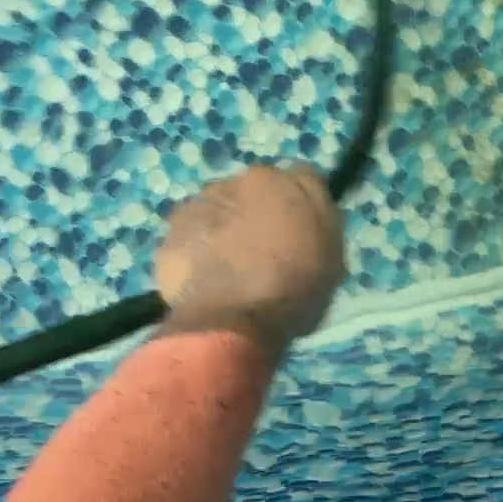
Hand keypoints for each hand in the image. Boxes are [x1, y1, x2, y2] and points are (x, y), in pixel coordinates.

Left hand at [154, 164, 345, 354]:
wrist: (231, 321)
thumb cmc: (292, 295)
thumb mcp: (331, 264)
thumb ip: (321, 230)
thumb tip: (310, 219)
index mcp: (285, 184)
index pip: (302, 181)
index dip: (302, 208)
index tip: (301, 236)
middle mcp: (240, 180)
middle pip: (253, 192)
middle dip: (257, 215)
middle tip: (263, 256)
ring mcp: (199, 203)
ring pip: (217, 211)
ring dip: (225, 231)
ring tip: (229, 272)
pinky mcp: (171, 231)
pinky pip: (190, 236)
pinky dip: (197, 252)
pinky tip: (205, 281)